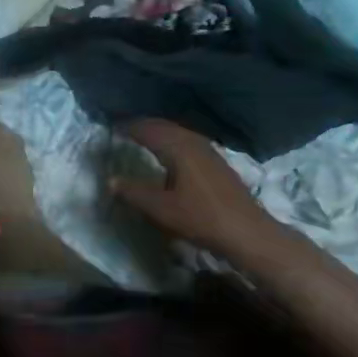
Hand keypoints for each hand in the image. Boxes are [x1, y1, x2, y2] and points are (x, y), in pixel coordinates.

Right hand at [112, 119, 281, 257]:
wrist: (247, 232)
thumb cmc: (201, 218)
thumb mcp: (161, 209)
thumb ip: (133, 193)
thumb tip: (110, 180)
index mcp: (178, 147)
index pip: (148, 129)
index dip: (128, 127)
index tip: (111, 127)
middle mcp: (193, 141)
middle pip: (164, 126)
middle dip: (143, 125)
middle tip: (124, 129)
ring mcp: (208, 150)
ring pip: (178, 132)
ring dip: (159, 132)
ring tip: (143, 138)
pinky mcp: (217, 161)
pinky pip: (188, 141)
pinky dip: (172, 140)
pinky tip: (170, 154)